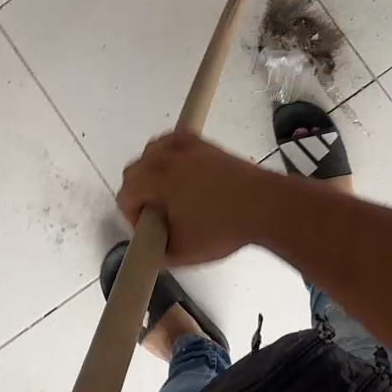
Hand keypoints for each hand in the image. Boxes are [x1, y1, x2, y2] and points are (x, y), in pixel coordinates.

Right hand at [117, 131, 279, 265]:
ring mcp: (189, 148)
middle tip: (155, 214)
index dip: (131, 214)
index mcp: (159, 182)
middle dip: (138, 192)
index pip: (126, 193)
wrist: (264, 205)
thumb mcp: (184, 252)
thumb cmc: (223, 228)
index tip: (147, 229)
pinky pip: (176, 138)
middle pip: (135, 168)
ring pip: (154, 150)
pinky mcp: (206, 144)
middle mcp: (169, 158)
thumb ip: (158, 252)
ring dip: (151, 169)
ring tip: (166, 193)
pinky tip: (180, 169)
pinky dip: (170, 151)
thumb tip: (151, 248)